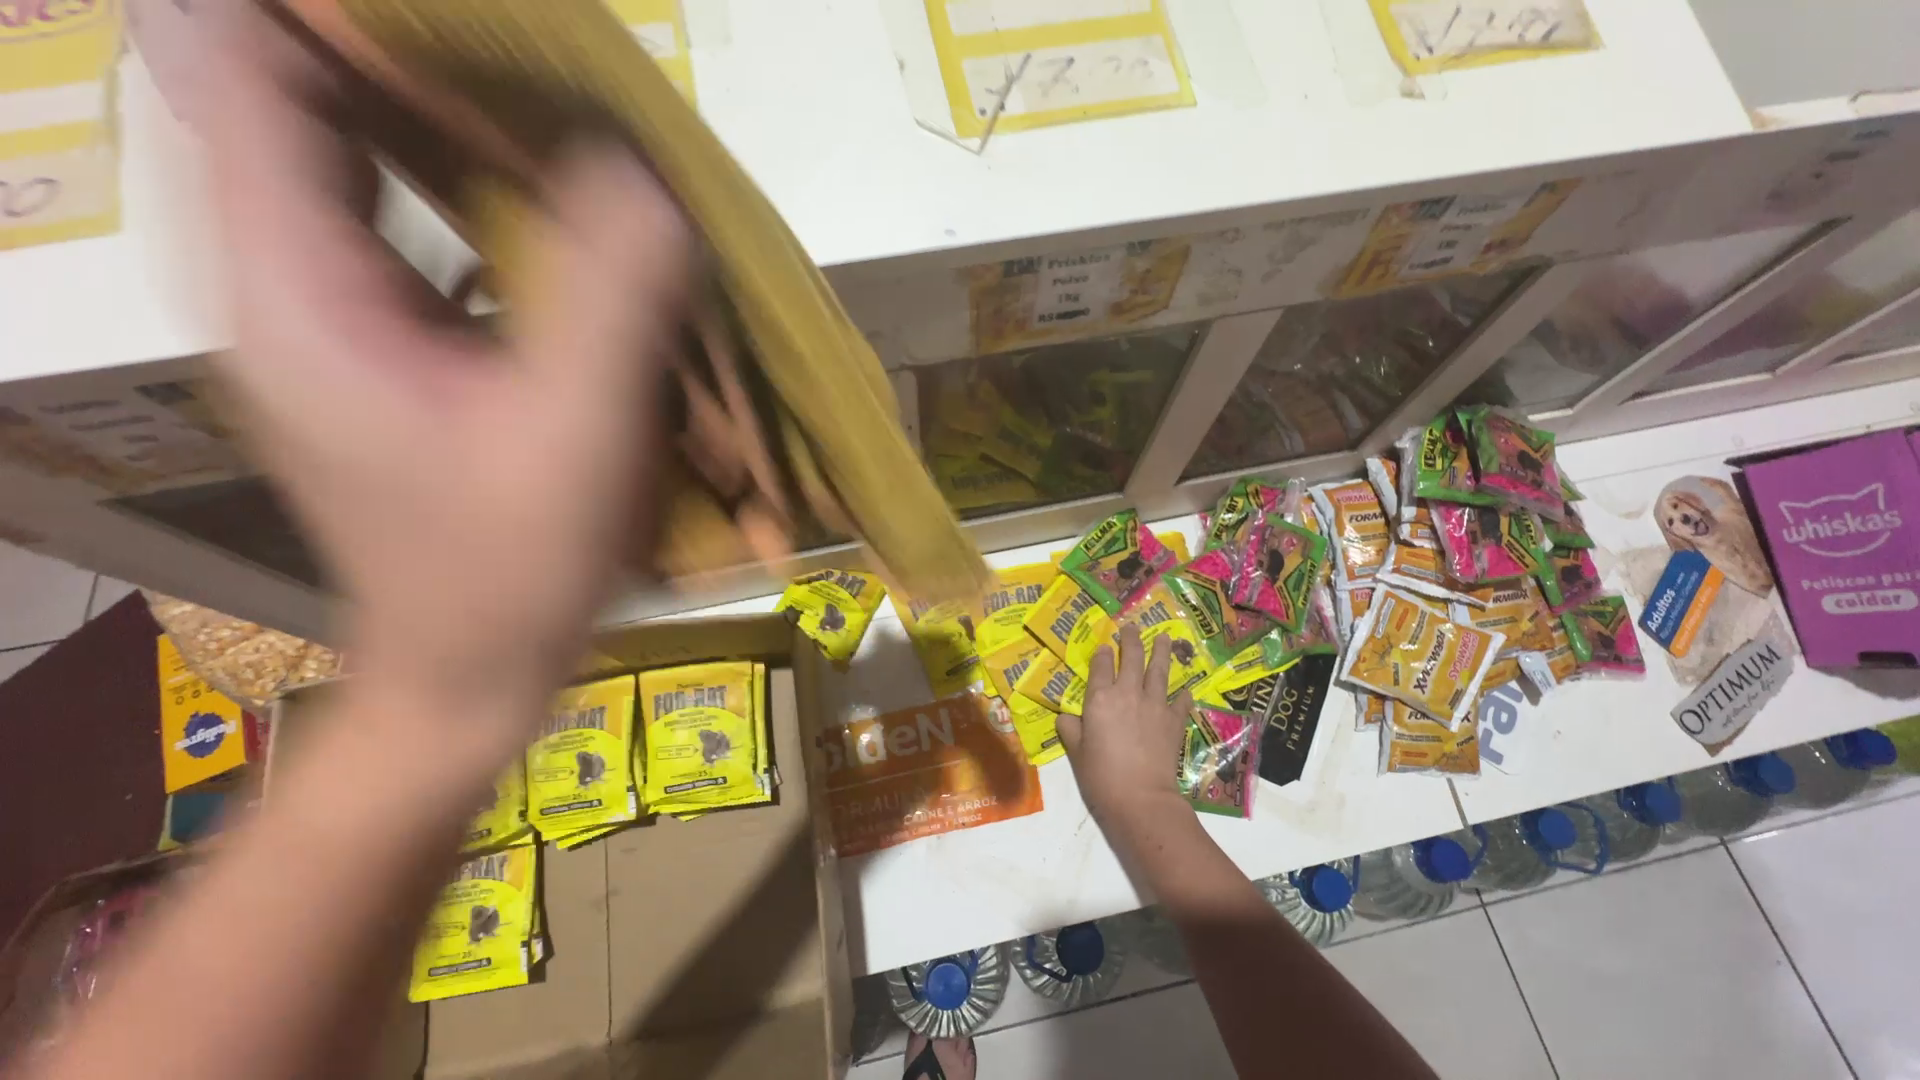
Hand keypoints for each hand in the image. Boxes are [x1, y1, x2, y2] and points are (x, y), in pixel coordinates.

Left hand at [203, 8, 690, 766]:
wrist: (466, 678)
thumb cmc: (511, 573)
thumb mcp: (576, 437)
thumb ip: (608, 297)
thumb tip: (643, 170)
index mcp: (297, 289)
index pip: (248, 71)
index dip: (331, 11)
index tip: (460, 8)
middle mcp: (283, 283)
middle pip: (293, 101)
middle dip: (396, 48)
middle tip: (520, 46)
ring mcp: (326, 318)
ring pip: (344, 160)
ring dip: (425, 111)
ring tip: (531, 92)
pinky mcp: (376, 351)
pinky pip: (393, 226)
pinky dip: (449, 185)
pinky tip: (532, 197)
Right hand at [1058, 626, 1191, 832]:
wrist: (1140, 797)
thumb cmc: (1100, 776)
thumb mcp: (1076, 752)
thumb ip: (1070, 729)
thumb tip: (1066, 717)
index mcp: (1100, 698)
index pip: (1100, 666)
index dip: (1101, 653)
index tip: (1103, 646)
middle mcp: (1128, 693)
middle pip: (1131, 658)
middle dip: (1131, 640)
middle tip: (1132, 627)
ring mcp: (1155, 704)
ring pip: (1159, 670)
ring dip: (1161, 652)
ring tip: (1164, 638)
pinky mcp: (1174, 721)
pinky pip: (1180, 701)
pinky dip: (1183, 694)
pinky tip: (1185, 689)